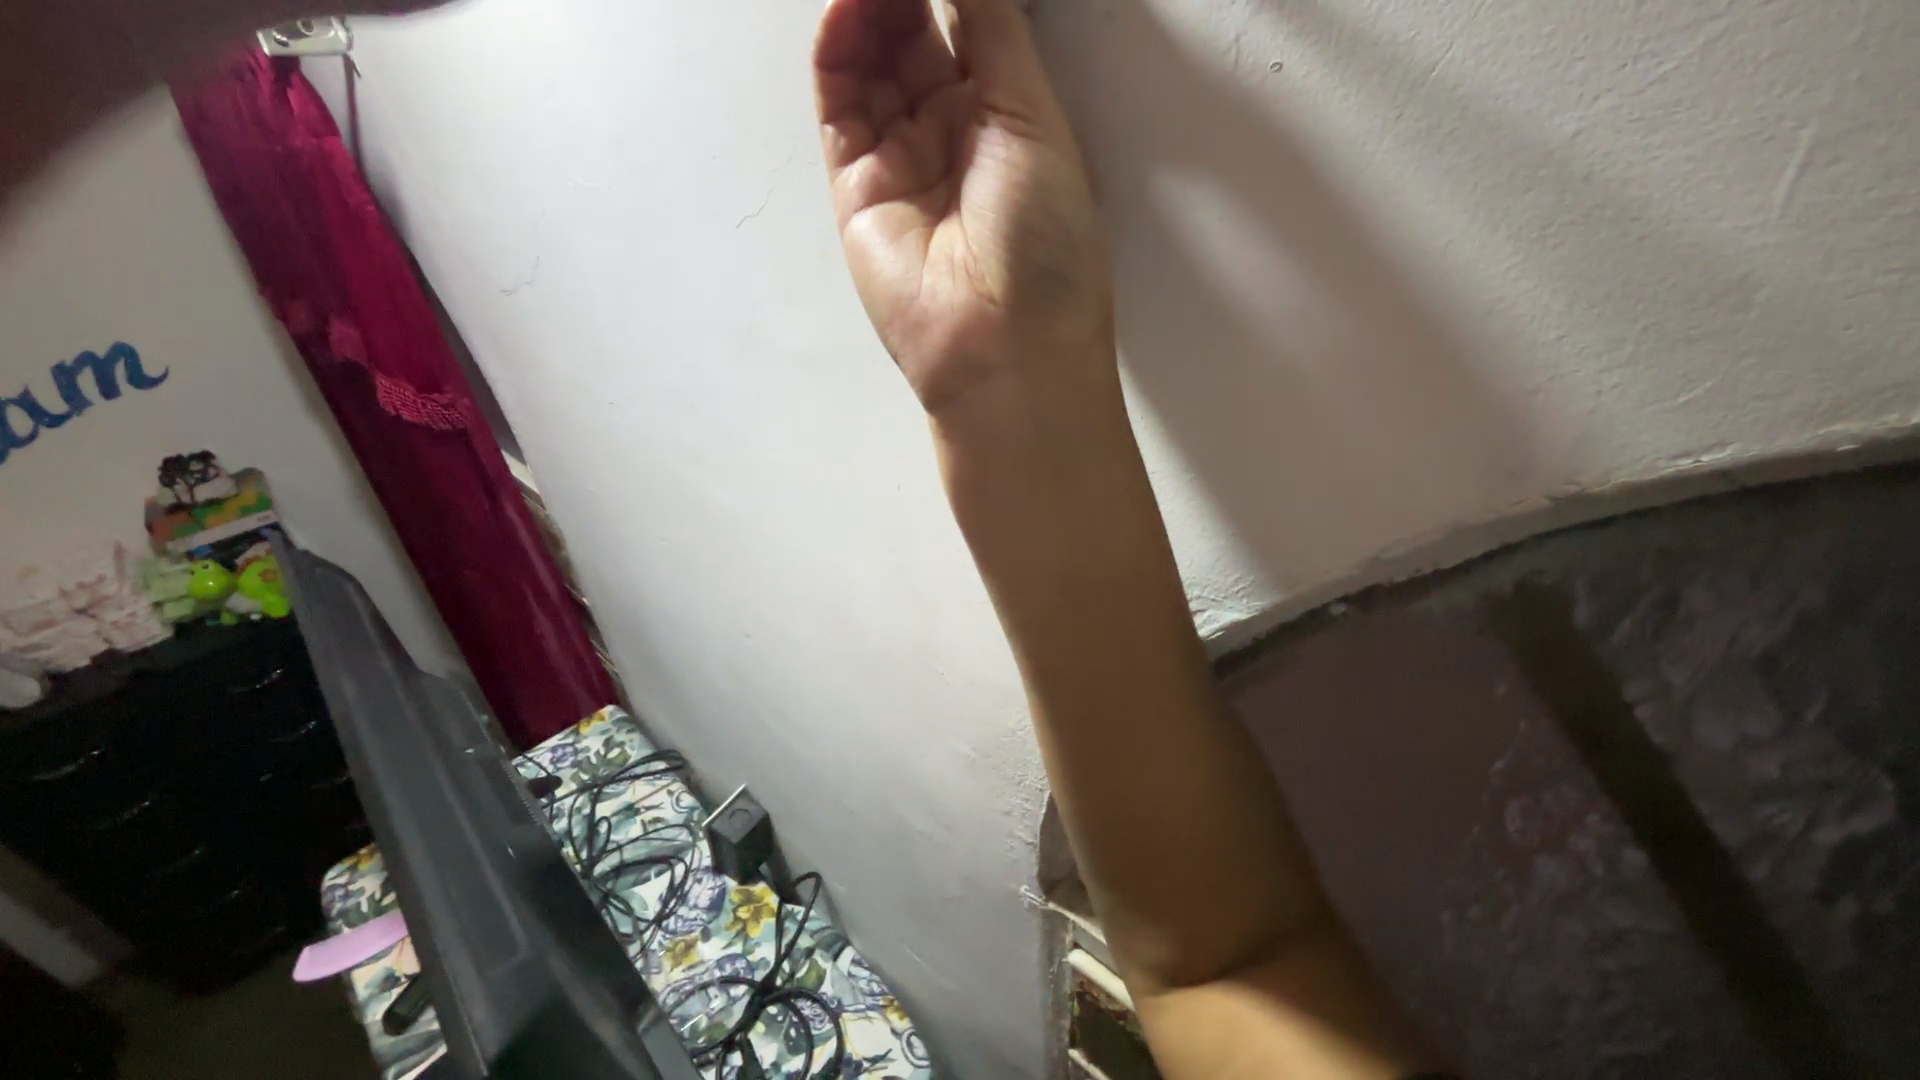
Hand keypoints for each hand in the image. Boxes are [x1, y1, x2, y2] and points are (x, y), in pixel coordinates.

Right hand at [813, 0, 1113, 412]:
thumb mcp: (1033, 119)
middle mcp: (955, 136)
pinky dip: (837, 50)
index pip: (972, 26)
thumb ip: (993, 29)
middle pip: (917, 36)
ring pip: (874, 62)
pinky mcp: (857, 186)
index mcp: (1011, 121)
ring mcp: (903, 160)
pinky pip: (841, 104)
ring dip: (869, 9)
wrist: (1001, 348)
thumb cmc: (1043, 243)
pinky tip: (845, 11)